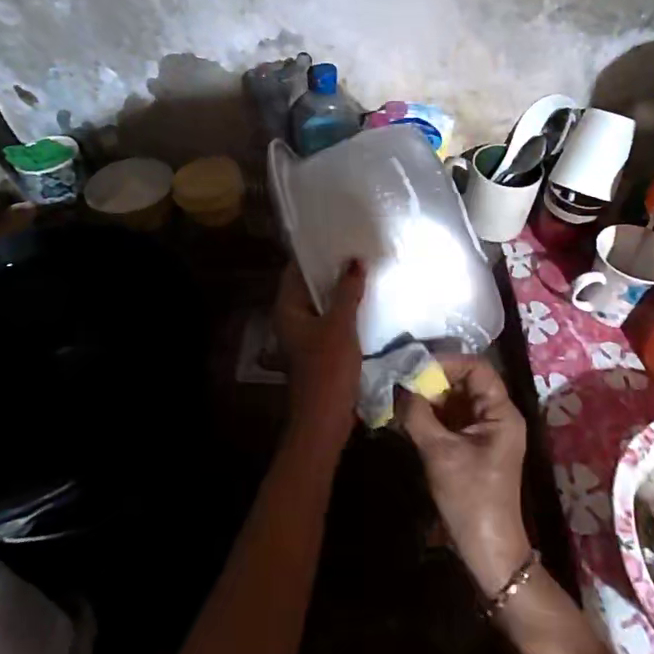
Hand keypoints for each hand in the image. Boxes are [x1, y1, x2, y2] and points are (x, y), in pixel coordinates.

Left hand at [272, 260, 365, 442]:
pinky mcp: (319, 349)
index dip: (315, 252)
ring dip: (340, 290)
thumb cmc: (327, 368)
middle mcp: (291, 318)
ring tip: (366, 269)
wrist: (325, 418)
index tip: (339, 235)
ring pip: (322, 303)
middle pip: (310, 285)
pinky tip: (366, 301)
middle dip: (332, 270)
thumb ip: (347, 291)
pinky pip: (331, 320)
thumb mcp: (340, 325)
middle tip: (359, 249)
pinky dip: (344, 309)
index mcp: (287, 308)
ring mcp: (305, 335)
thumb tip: (354, 261)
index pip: (296, 269)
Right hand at [398, 354, 532, 596]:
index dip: (448, 363)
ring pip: (457, 401)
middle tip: (402, 383)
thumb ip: (418, 415)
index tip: (416, 368)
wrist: (487, 547)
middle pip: (466, 383)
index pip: (478, 369)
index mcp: (502, 413)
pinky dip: (432, 416)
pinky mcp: (473, 447)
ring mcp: (486, 432)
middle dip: (434, 381)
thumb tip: (399, 387)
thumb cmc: (470, 497)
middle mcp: (497, 416)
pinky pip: (452, 419)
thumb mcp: (440, 453)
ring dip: (430, 399)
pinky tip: (409, 417)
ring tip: (401, 398)